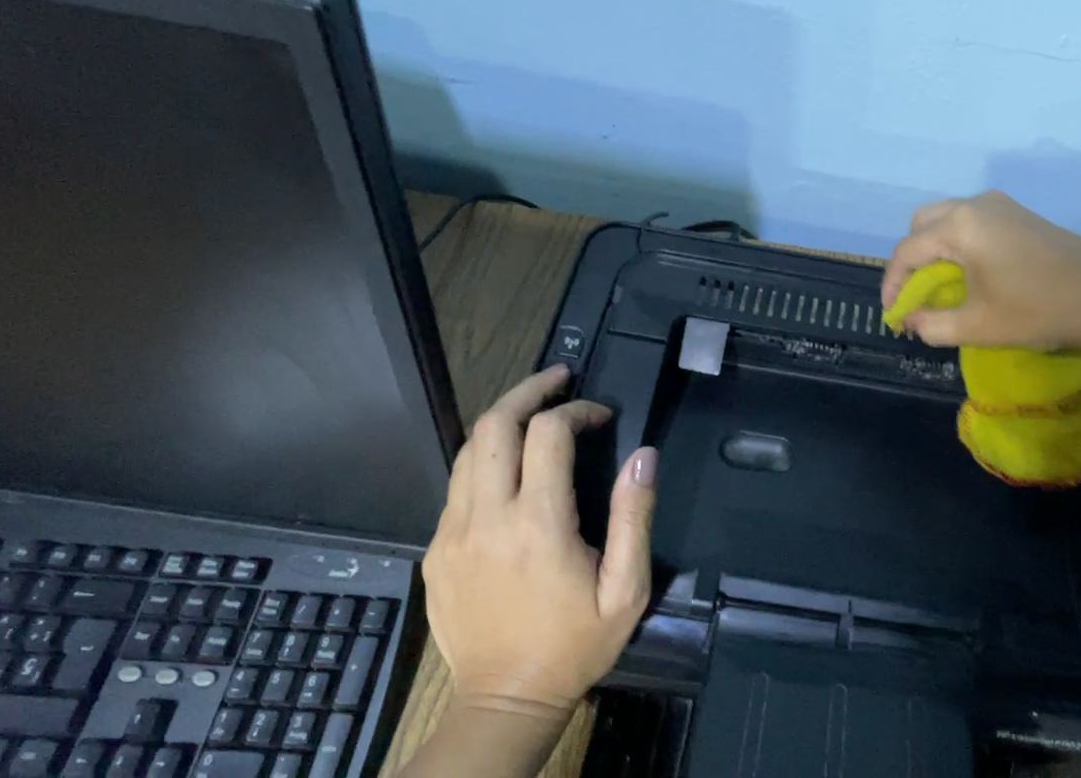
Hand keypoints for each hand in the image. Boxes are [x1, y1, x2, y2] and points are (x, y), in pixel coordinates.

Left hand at [422, 365, 658, 718]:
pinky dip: (485, 460)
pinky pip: (457, 486)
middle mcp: (487, 518)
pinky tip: (509, 469)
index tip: (601, 416)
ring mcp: (452, 533)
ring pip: (469, 449)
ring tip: (534, 411)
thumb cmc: (574, 645)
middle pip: (494, 424)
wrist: (504, 702)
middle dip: (529, 390)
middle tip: (559, 380)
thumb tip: (644, 457)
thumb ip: (635, 517)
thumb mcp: (626, 589)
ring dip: (502, 420)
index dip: (578, 410)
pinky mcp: (435, 550)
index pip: (548, 434)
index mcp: (538, 525)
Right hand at [881, 191, 1080, 351]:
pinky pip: (974, 221)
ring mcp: (1002, 206)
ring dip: (935, 248)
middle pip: (924, 223)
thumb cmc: (1037, 311)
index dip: (893, 284)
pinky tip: (970, 273)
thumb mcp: (977, 326)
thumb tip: (910, 320)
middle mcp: (976, 204)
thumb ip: (932, 323)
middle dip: (912, 258)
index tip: (892, 315)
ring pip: (949, 218)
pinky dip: (959, 242)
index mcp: (961, 226)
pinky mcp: (1021, 214)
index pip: (908, 250)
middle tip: (914, 294)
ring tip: (939, 286)